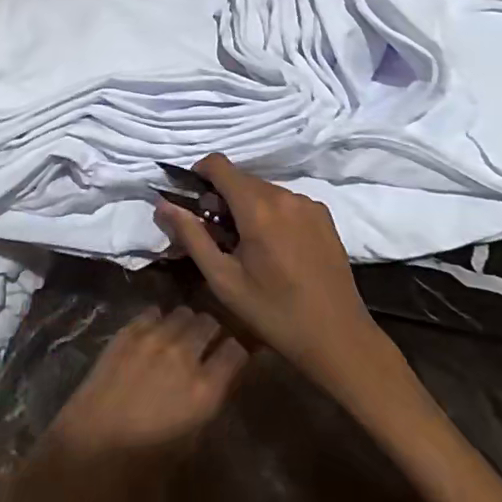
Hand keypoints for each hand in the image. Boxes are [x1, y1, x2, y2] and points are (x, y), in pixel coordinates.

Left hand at [40, 306, 248, 460]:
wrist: (90, 451)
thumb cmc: (145, 460)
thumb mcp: (190, 439)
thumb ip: (208, 401)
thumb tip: (218, 378)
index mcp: (205, 388)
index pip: (236, 350)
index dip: (235, 353)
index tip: (230, 358)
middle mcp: (184, 354)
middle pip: (210, 322)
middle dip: (210, 332)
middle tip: (203, 346)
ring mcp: (154, 337)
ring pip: (183, 311)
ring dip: (184, 324)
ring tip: (177, 337)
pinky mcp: (128, 331)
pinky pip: (153, 312)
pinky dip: (157, 321)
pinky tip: (151, 335)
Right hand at [154, 154, 381, 391]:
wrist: (337, 336)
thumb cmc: (274, 313)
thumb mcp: (224, 280)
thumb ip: (192, 236)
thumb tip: (164, 204)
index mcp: (257, 207)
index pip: (219, 164)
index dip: (200, 174)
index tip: (193, 200)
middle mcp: (284, 195)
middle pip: (242, 179)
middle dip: (223, 198)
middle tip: (217, 236)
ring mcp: (308, 203)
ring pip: (265, 190)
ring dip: (248, 206)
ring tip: (247, 246)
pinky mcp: (324, 215)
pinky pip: (287, 202)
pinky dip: (273, 213)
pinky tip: (276, 249)